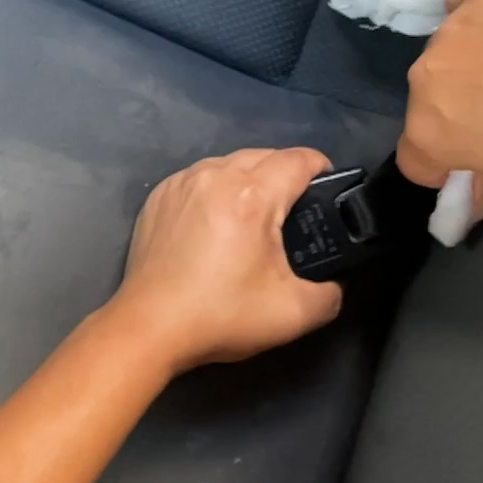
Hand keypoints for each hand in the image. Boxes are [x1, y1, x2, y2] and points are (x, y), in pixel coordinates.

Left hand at [107, 148, 343, 372]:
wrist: (150, 326)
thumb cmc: (222, 315)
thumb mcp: (295, 312)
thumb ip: (331, 291)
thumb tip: (333, 279)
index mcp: (251, 195)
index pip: (299, 159)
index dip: (323, 170)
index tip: (328, 193)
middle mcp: (215, 176)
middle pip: (264, 156)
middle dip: (286, 175)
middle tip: (296, 214)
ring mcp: (181, 182)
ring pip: (229, 163)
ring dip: (249, 180)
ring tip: (255, 217)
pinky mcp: (158, 196)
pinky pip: (199, 178)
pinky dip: (216, 190)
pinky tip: (216, 223)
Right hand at [396, 0, 482, 210]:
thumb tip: (479, 193)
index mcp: (432, 134)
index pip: (416, 162)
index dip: (448, 170)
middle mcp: (426, 79)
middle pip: (430, 104)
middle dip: (459, 113)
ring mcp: (453, 27)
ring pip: (448, 55)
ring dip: (472, 64)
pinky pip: (467, 3)